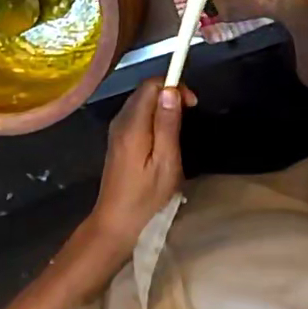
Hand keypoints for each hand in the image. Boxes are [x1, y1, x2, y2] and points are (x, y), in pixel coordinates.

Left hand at [80, 78, 193, 263]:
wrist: (115, 223)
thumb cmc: (146, 196)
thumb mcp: (165, 162)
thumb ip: (168, 124)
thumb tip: (171, 90)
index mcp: (132, 125)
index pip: (151, 85)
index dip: (173, 85)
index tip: (192, 103)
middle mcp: (121, 121)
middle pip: (145, 91)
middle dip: (170, 93)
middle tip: (190, 113)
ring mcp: (117, 130)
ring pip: (142, 101)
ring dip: (163, 104)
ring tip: (181, 124)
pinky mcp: (118, 139)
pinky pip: (138, 114)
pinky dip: (154, 115)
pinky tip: (165, 134)